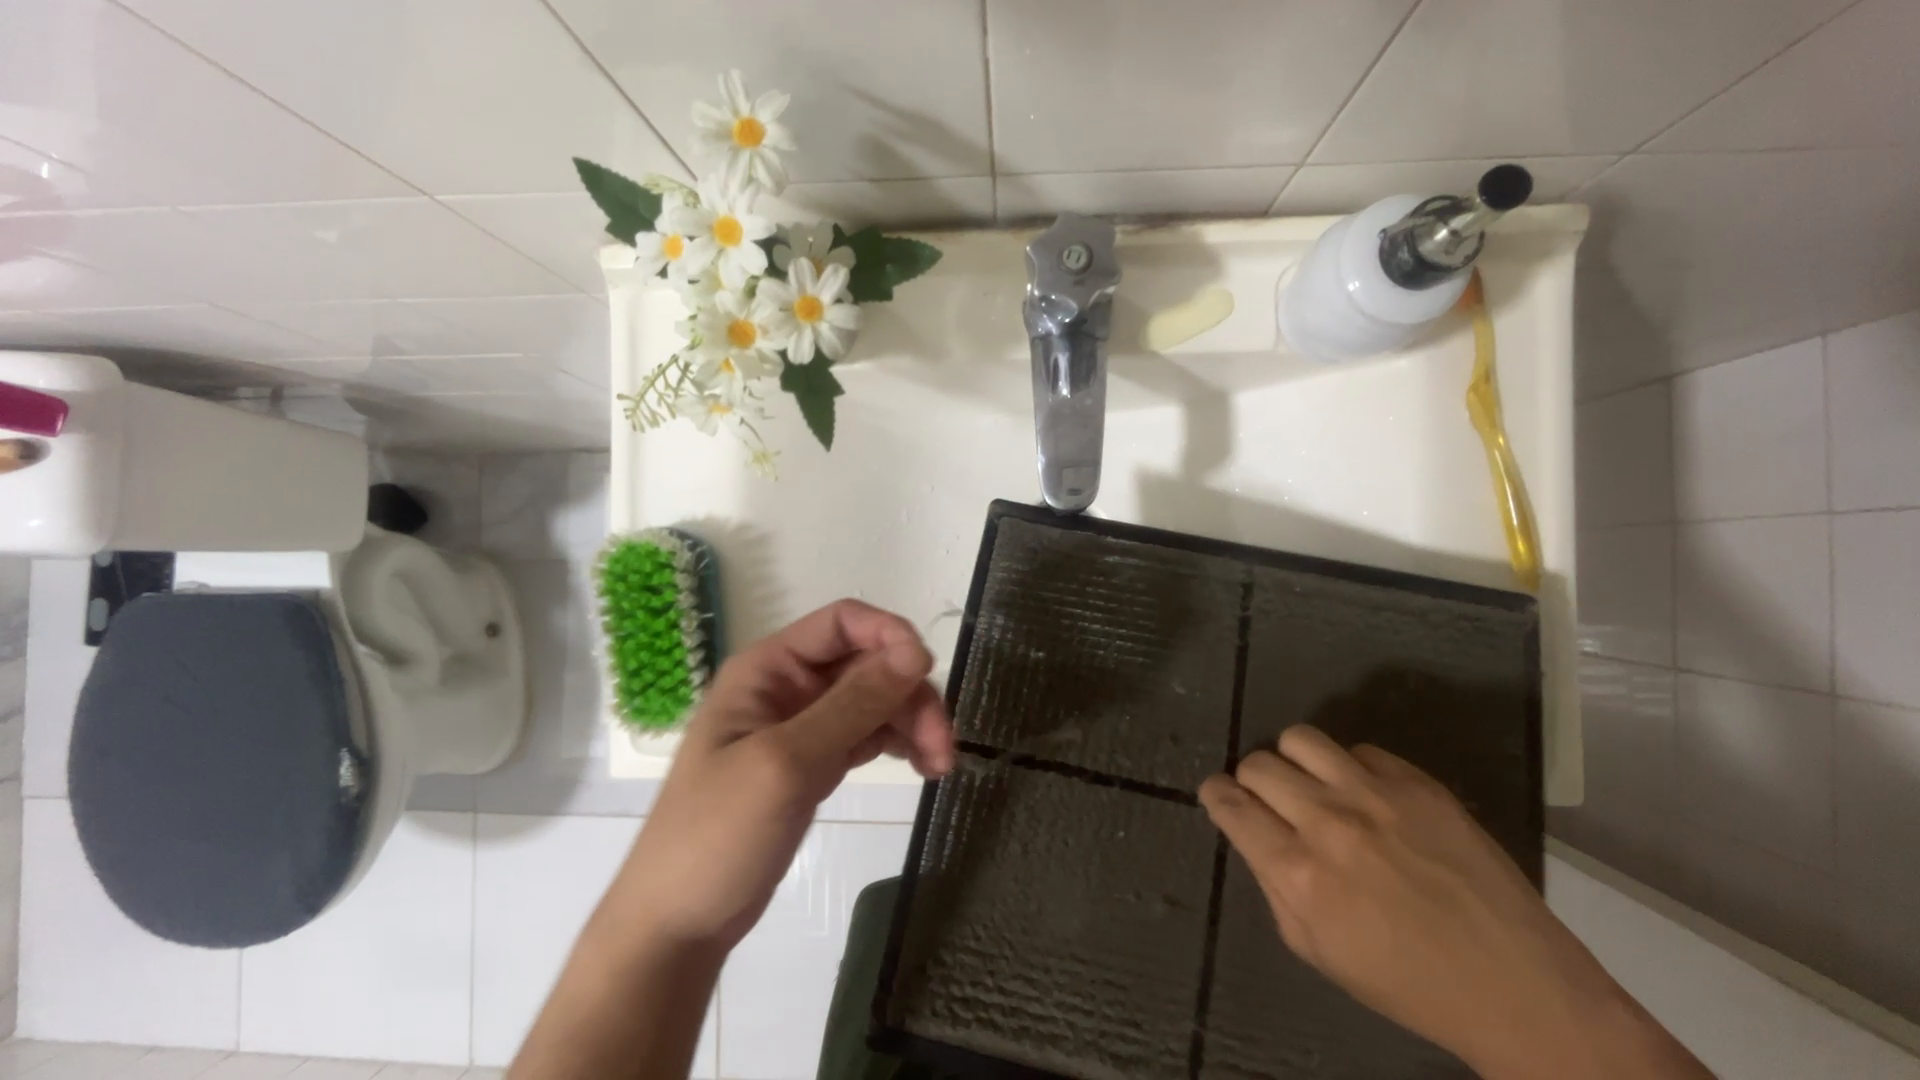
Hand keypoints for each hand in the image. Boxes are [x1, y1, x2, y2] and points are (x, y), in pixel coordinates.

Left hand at [616, 600, 954, 950]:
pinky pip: (868, 736)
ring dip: (913, 722)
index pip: (842, 622)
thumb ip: (852, 705)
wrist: (678, 922)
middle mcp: (787, 686)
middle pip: (868, 663)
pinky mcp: (815, 764)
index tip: (928, 675)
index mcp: (767, 668)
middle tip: (943, 747)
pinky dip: (899, 745)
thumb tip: (916, 652)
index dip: (890, 635)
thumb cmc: (717, 835)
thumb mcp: (787, 763)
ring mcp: (801, 726)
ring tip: (939, 767)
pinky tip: (924, 768)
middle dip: (910, 694)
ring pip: (875, 700)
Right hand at [1199, 726, 1708, 1079]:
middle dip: (1250, 781)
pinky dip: (1349, 768)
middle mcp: (1329, 822)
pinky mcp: (1420, 784)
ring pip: (1301, 739)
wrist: (1512, 983)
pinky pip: (1361, 750)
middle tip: (1266, 800)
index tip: (1218, 797)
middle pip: (1258, 764)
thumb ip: (1274, 885)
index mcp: (1298, 872)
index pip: (1229, 804)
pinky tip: (1365, 798)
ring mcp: (1377, 795)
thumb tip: (1257, 838)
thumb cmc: (1405, 982)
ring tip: (1309, 785)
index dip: (1215, 796)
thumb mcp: (1315, 950)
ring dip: (1292, 760)